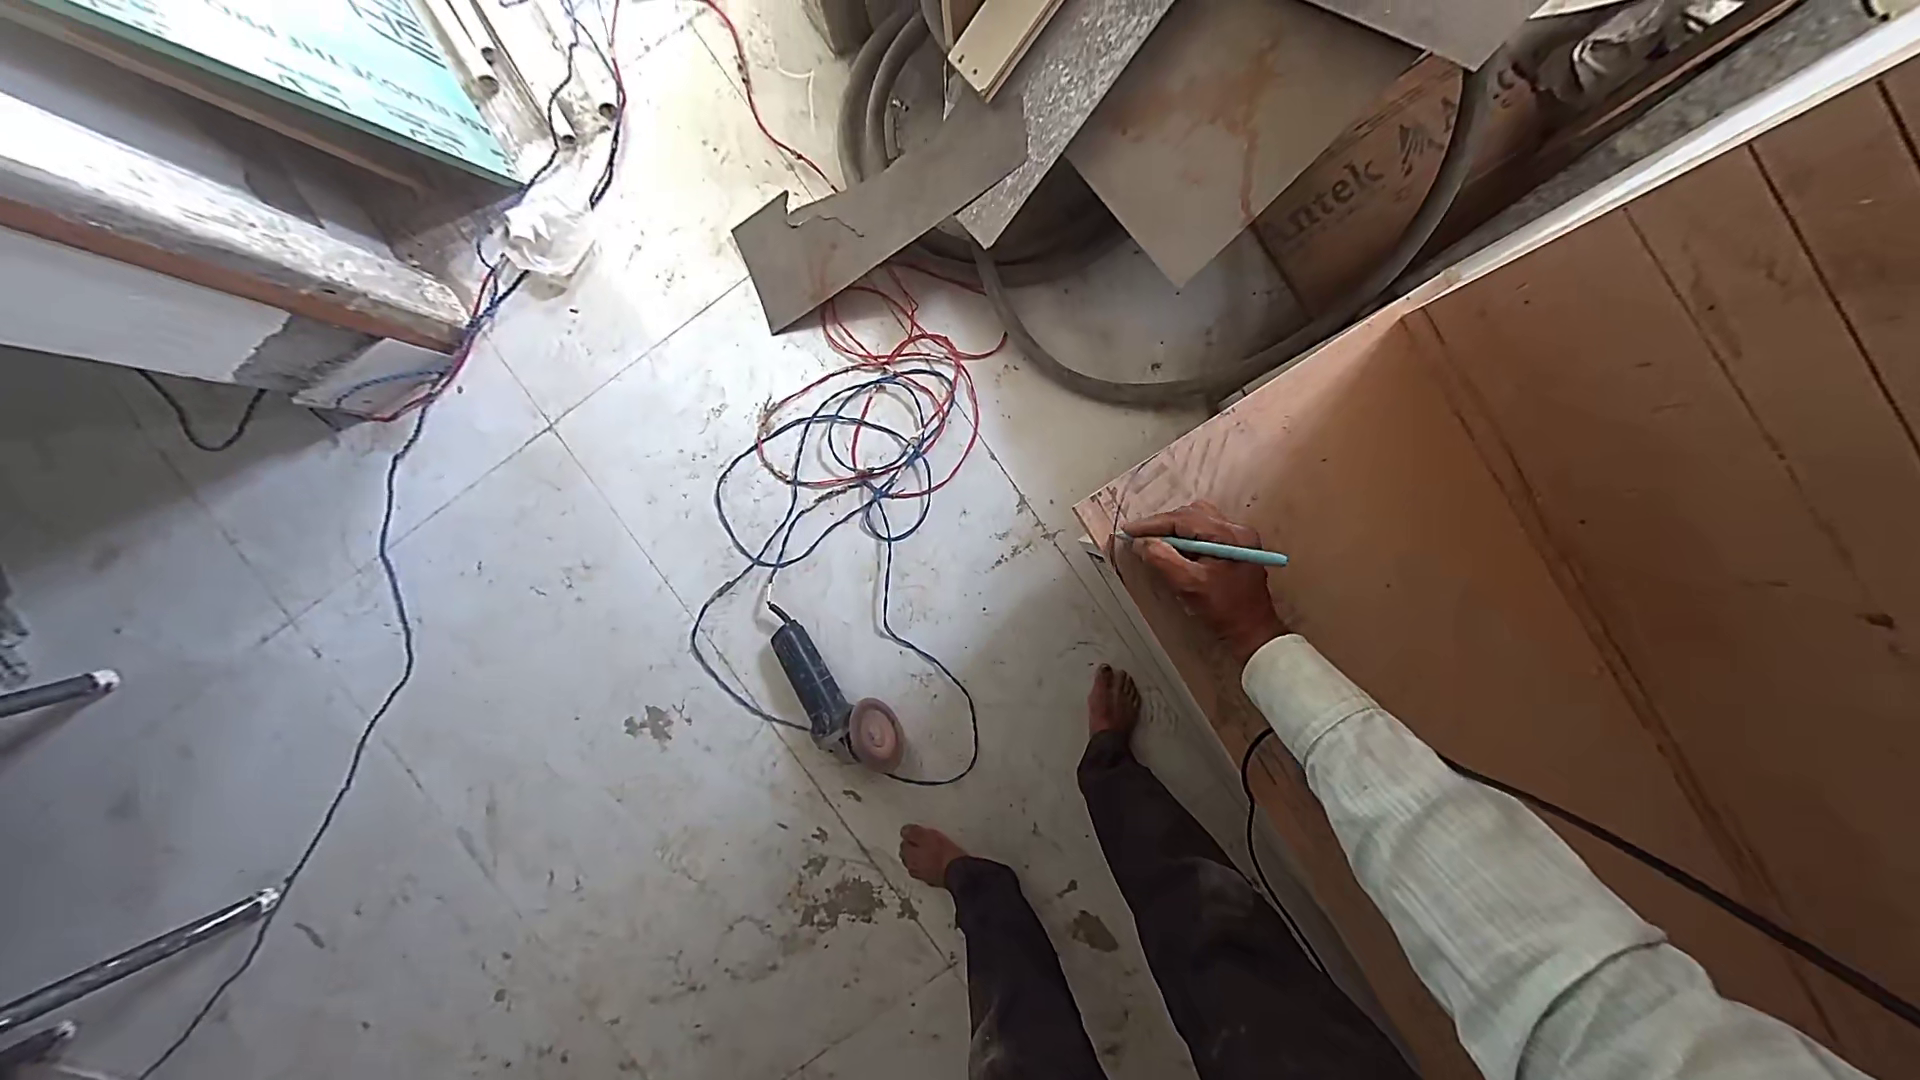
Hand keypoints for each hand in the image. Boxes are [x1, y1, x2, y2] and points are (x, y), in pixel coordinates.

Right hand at [1121, 501, 1287, 664]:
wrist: (1253, 632)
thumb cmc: (1223, 610)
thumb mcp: (1188, 584)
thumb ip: (1162, 559)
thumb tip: (1140, 542)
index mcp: (1229, 535)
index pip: (1184, 519)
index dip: (1152, 524)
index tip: (1128, 531)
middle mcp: (1237, 530)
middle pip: (1191, 514)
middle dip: (1162, 524)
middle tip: (1139, 536)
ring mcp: (1238, 538)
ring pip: (1198, 520)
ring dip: (1173, 528)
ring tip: (1154, 541)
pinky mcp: (1235, 548)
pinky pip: (1204, 531)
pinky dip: (1185, 536)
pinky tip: (1174, 549)